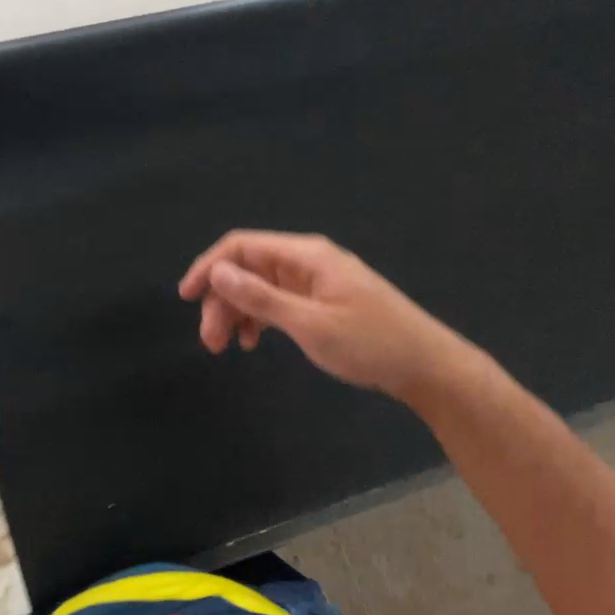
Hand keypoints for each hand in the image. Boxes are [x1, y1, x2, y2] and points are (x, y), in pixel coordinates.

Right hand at [179, 230, 491, 405]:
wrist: (428, 368)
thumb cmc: (372, 344)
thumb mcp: (311, 324)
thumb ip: (261, 297)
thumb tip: (217, 272)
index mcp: (306, 256)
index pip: (241, 246)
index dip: (208, 267)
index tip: (186, 297)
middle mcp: (306, 261)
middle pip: (246, 269)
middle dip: (221, 301)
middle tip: (210, 342)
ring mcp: (313, 281)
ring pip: (257, 287)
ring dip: (236, 313)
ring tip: (227, 347)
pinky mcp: (319, 300)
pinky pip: (275, 301)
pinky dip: (257, 318)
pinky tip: (252, 342)